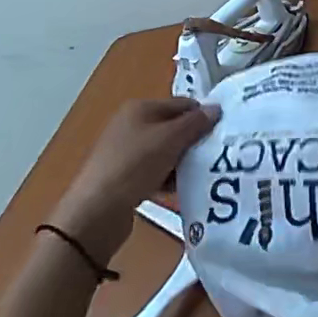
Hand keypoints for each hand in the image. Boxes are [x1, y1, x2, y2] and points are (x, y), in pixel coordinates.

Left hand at [48, 97, 219, 263]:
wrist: (96, 212)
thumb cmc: (134, 166)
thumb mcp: (170, 139)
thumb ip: (195, 123)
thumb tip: (216, 108)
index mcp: (140, 108)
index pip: (181, 104)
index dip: (202, 116)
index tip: (221, 134)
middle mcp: (131, 124)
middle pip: (173, 127)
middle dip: (192, 142)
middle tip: (212, 156)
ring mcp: (125, 151)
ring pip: (165, 151)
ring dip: (181, 162)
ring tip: (198, 175)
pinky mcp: (122, 177)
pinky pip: (153, 171)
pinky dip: (167, 177)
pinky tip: (177, 190)